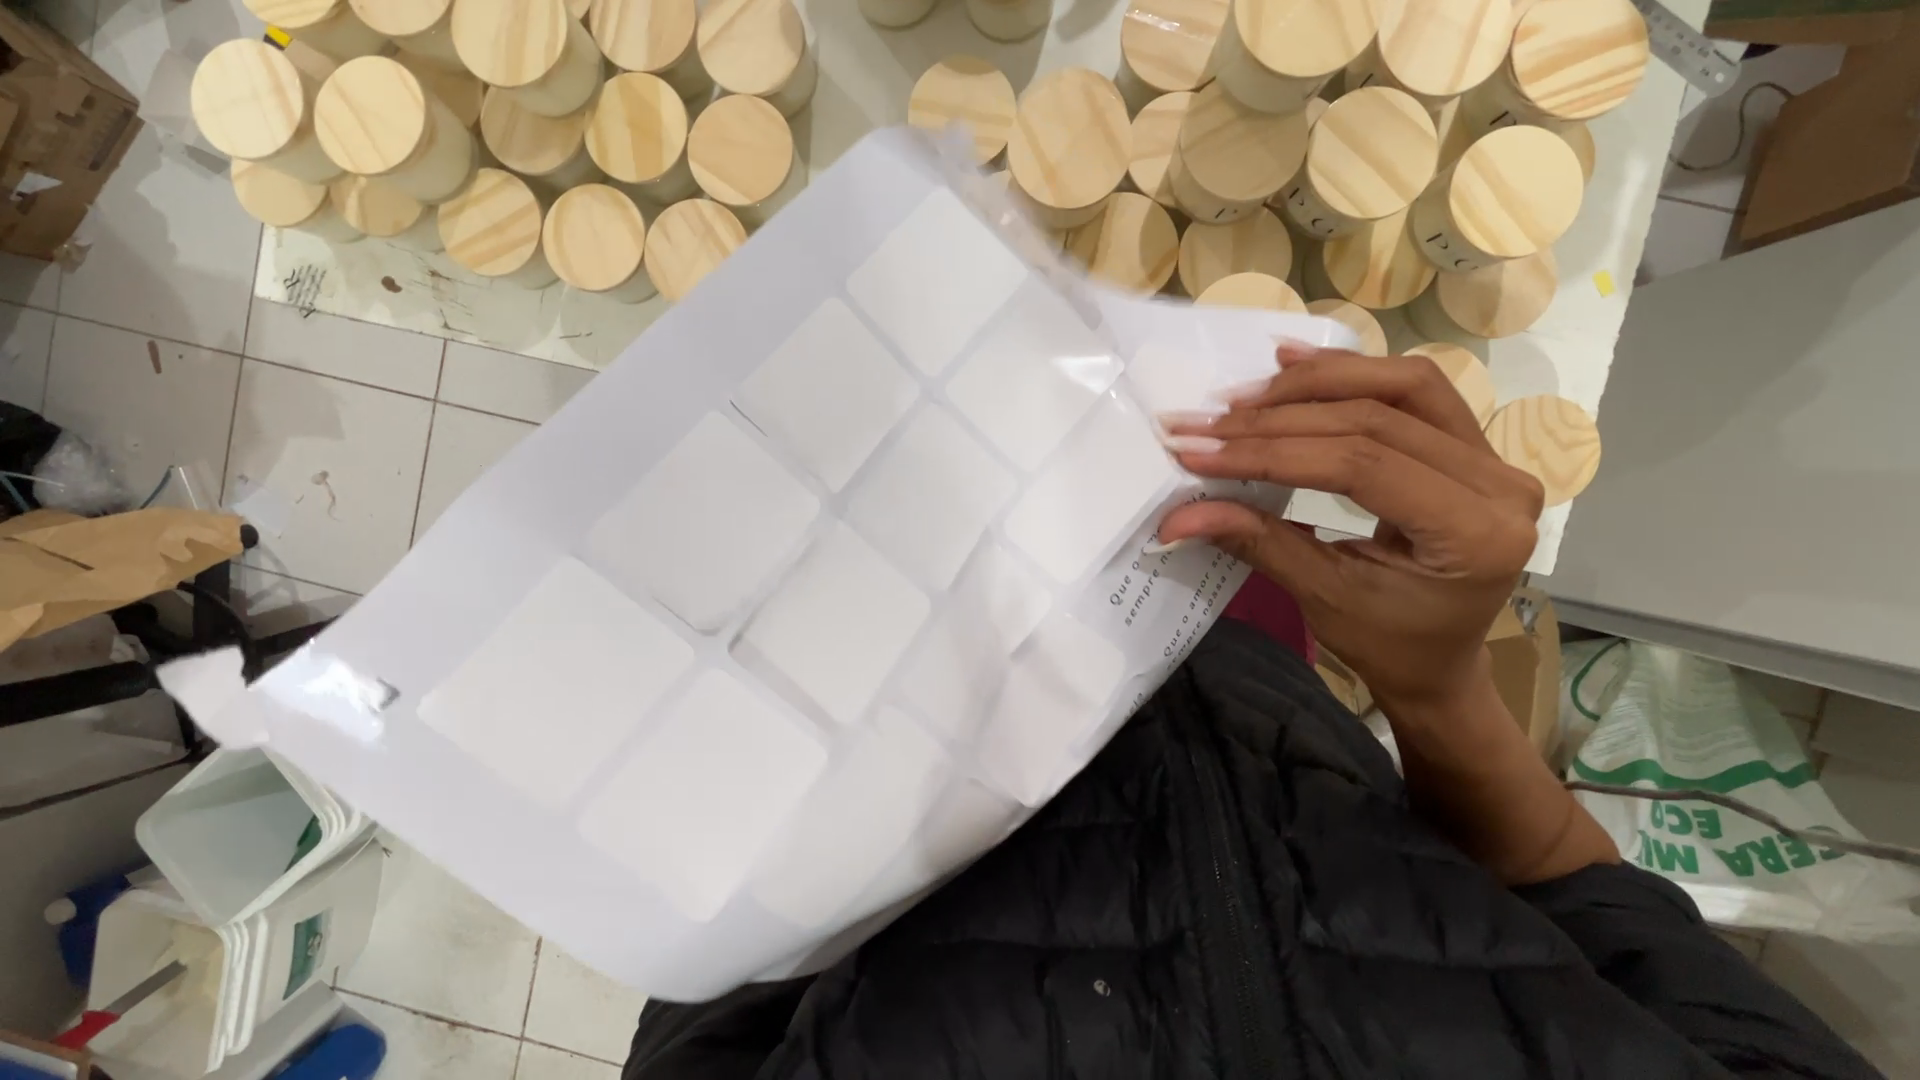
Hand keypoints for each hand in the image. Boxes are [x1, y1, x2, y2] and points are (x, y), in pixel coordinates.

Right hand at [1156, 345, 1544, 716]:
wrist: (1438, 662)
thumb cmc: (1387, 644)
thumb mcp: (1322, 598)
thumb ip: (1258, 542)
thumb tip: (1178, 516)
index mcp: (1474, 534)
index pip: (1361, 464)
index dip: (1273, 452)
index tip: (1199, 451)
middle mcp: (1499, 483)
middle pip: (1378, 416)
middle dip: (1279, 417)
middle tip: (1206, 423)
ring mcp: (1494, 458)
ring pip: (1402, 385)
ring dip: (1314, 382)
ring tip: (1244, 394)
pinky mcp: (1473, 447)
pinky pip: (1413, 391)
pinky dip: (1348, 374)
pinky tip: (1294, 362)